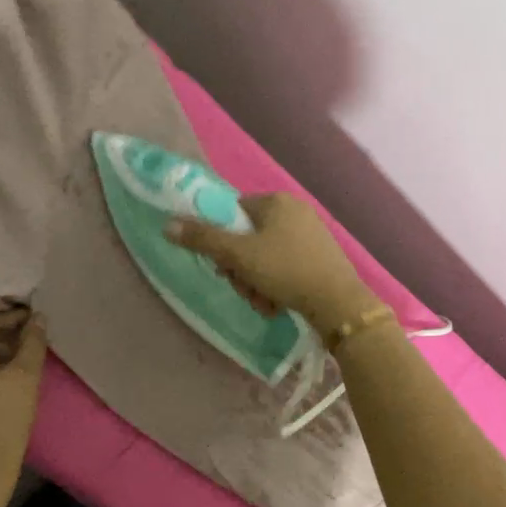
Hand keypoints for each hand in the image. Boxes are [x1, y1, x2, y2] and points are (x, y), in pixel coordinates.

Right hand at [164, 193, 379, 338]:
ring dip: (255, 284)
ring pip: (264, 259)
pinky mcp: (320, 260)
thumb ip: (202, 239)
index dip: (221, 241)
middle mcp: (295, 212)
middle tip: (245, 289)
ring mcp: (310, 236)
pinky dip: (275, 287)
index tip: (224, 266)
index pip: (233, 213)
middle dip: (241, 271)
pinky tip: (278, 304)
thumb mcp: (238, 255)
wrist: (338, 304)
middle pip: (247, 240)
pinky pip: (284, 269)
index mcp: (276, 201)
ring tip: (264, 302)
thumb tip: (167, 224)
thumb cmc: (285, 270)